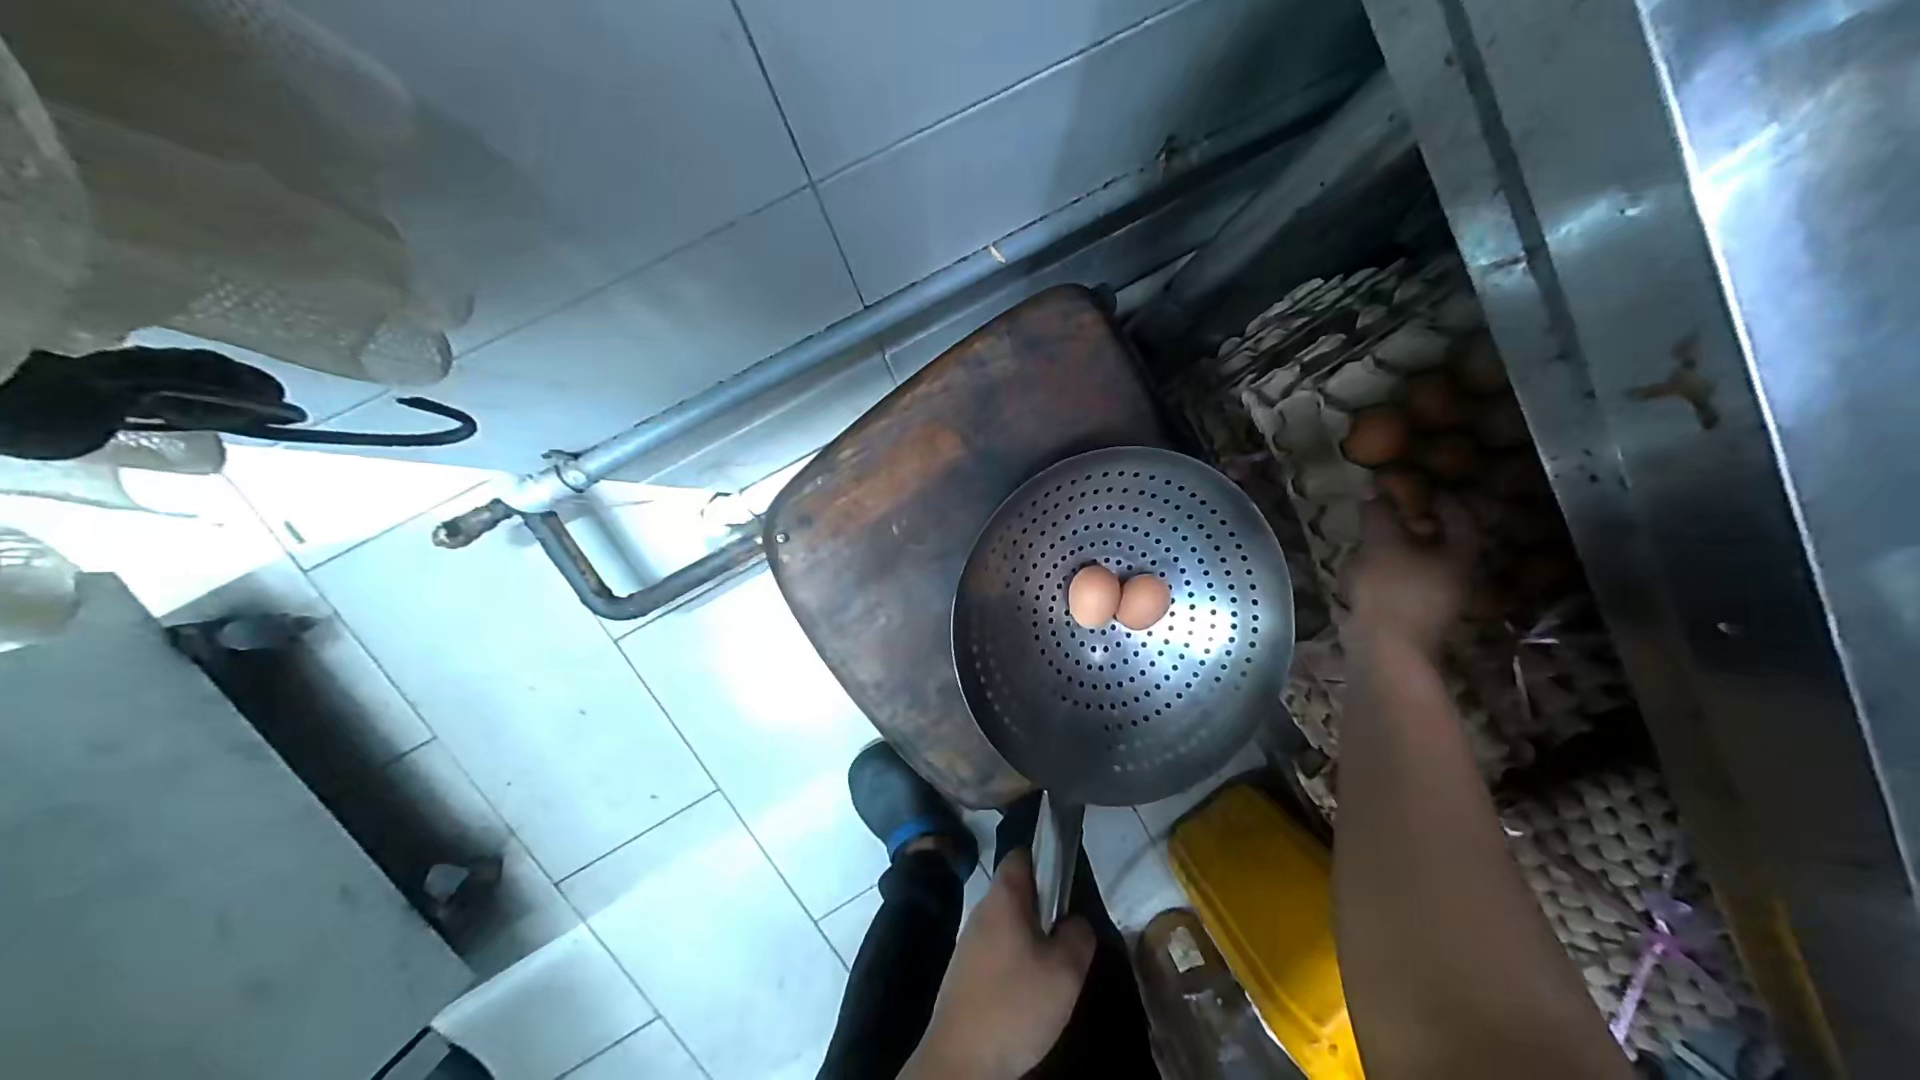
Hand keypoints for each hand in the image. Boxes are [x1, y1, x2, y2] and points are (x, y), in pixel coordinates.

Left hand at [901, 850, 1095, 1079]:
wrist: (961, 1060)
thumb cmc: (1015, 1005)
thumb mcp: (1066, 971)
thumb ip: (1079, 935)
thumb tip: (1075, 921)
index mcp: (1003, 897)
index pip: (1022, 855)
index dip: (1048, 861)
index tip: (1070, 885)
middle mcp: (982, 910)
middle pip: (1018, 891)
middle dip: (1046, 907)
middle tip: (1071, 935)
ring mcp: (970, 941)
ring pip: (1010, 924)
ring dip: (1034, 938)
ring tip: (1056, 967)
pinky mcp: (965, 971)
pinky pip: (999, 950)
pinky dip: (1017, 961)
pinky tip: (1032, 990)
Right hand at [1347, 496, 1475, 656]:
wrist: (1385, 649)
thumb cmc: (1391, 590)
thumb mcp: (1381, 543)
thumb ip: (1379, 515)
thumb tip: (1375, 497)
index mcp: (1460, 554)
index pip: (1459, 515)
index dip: (1439, 496)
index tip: (1415, 486)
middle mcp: (1456, 576)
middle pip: (1439, 540)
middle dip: (1412, 525)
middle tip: (1387, 511)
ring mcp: (1436, 599)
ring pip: (1418, 563)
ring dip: (1396, 549)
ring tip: (1368, 541)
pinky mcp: (1413, 616)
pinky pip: (1402, 583)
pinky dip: (1386, 572)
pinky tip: (1362, 573)